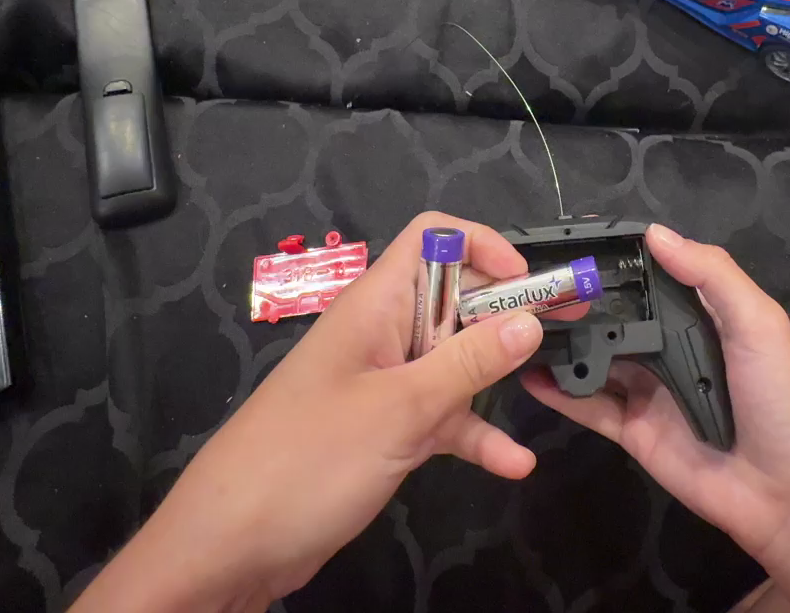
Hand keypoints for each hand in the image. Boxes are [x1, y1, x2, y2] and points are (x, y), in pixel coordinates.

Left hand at [74, 213, 544, 612]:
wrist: (225, 550)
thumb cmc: (308, 460)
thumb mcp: (399, 409)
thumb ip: (468, 363)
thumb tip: (529, 318)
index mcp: (376, 304)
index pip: (432, 238)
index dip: (481, 244)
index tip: (526, 279)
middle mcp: (382, 333)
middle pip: (452, 298)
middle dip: (506, 308)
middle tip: (564, 324)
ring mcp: (382, 382)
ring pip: (451, 359)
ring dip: (495, 371)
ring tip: (552, 378)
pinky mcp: (382, 429)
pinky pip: (439, 417)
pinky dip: (473, 433)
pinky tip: (514, 464)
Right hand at [521, 224, 789, 565]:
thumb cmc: (779, 398)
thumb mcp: (758, 324)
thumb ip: (711, 275)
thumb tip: (655, 232)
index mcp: (698, 316)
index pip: (650, 276)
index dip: (616, 256)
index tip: (573, 237)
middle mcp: (667, 346)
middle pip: (614, 315)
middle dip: (576, 298)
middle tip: (531, 282)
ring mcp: (646, 389)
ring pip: (594, 356)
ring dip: (561, 340)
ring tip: (519, 321)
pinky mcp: (631, 430)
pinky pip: (588, 405)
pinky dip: (558, 390)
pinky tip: (528, 373)